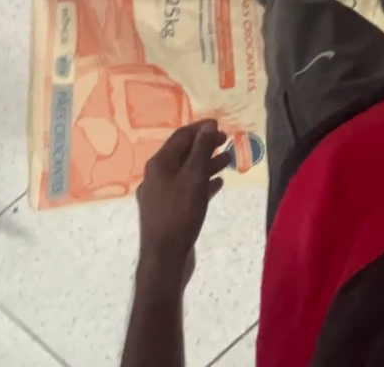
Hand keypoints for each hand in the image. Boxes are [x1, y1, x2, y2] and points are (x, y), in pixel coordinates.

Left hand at [135, 120, 230, 286]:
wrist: (165, 258)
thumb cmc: (180, 213)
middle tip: (226, 141)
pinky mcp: (167, 212)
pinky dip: (202, 183)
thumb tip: (208, 125)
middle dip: (205, 145)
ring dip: (206, 164)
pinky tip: (217, 184)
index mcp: (159, 164)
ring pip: (186, 172)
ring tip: (227, 160)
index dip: (200, 128)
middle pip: (183, 153)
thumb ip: (201, 149)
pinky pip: (186, 189)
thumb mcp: (194, 176)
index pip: (180, 136)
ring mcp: (160, 195)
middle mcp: (156, 176)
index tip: (219, 125)